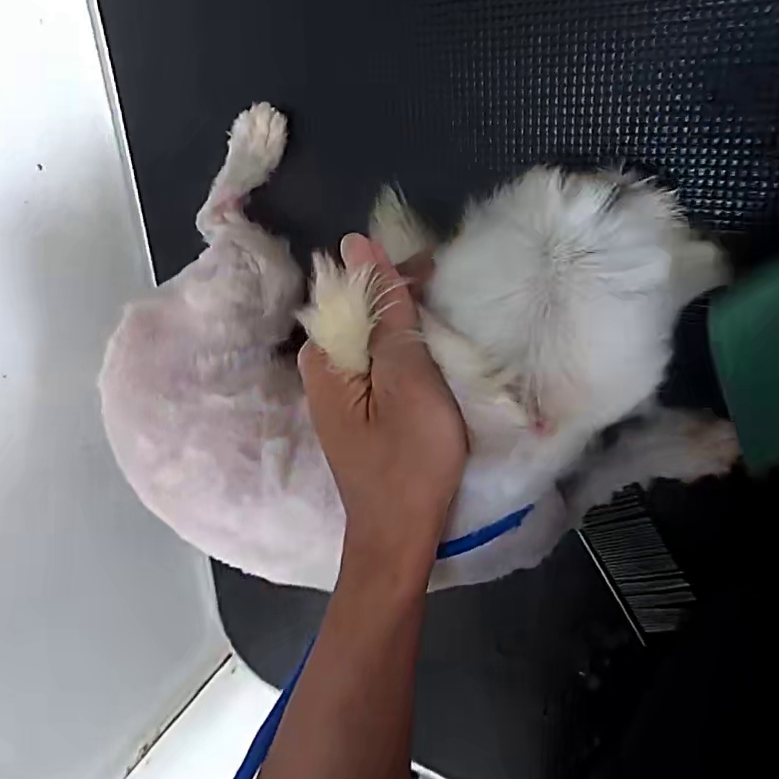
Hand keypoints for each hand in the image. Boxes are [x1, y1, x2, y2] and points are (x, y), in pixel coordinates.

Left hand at [300, 234, 467, 576]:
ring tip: (453, 318)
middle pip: (362, 312)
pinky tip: (436, 353)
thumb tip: (358, 245)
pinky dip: (408, 351)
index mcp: (325, 357)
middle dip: (406, 297)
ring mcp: (339, 392)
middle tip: (455, 296)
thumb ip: (388, 313)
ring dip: (411, 323)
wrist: (399, 533)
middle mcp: (322, 369)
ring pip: (374, 337)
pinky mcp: (358, 409)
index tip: (442, 271)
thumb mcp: (408, 378)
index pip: (354, 289)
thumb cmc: (410, 458)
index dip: (399, 275)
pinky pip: (380, 362)